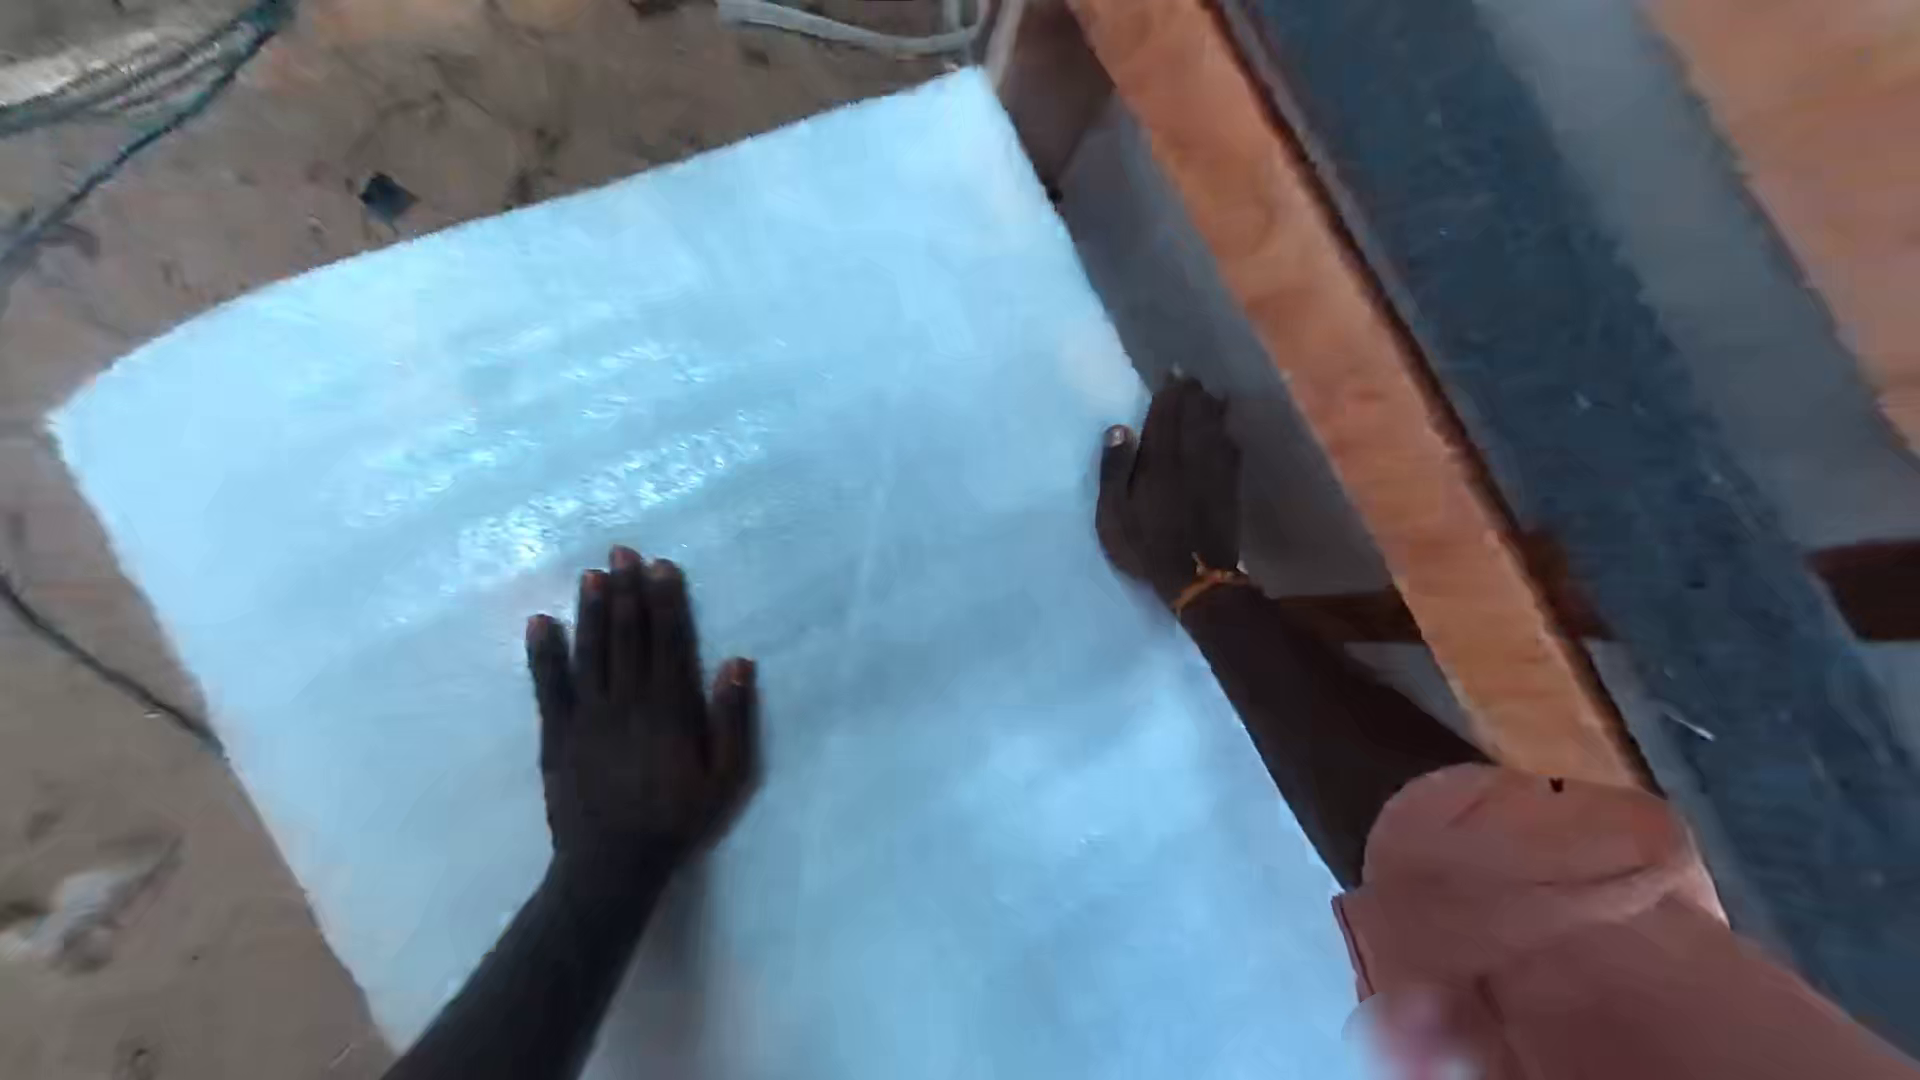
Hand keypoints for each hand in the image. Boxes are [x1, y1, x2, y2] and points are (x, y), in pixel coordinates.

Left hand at [525, 546, 757, 877]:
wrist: (613, 865)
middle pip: (628, 636)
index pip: (669, 641)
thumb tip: (737, 662)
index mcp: (670, 708)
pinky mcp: (557, 734)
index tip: (662, 567)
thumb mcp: (728, 774)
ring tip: (591, 573)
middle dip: (627, 591)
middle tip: (622, 552)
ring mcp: (587, 716)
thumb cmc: (680, 817)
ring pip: (590, 651)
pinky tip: (540, 622)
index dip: (666, 602)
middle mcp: (627, 702)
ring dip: (591, 609)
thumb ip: (733, 718)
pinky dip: (543, 653)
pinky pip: (548, 686)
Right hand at [1097, 378, 1241, 605]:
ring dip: (1212, 408)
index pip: (1166, 416)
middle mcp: (1190, 458)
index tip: (1172, 372)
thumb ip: (1115, 470)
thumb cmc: (1145, 544)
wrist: (1195, 575)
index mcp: (1160, 461)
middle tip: (1191, 377)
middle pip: (1195, 416)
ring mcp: (1214, 472)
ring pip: (1216, 429)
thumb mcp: (1114, 513)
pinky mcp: (1229, 487)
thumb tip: (1118, 429)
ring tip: (1210, 393)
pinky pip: (1231, 450)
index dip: (1170, 392)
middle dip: (1193, 394)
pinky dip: (1227, 433)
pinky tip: (1227, 429)